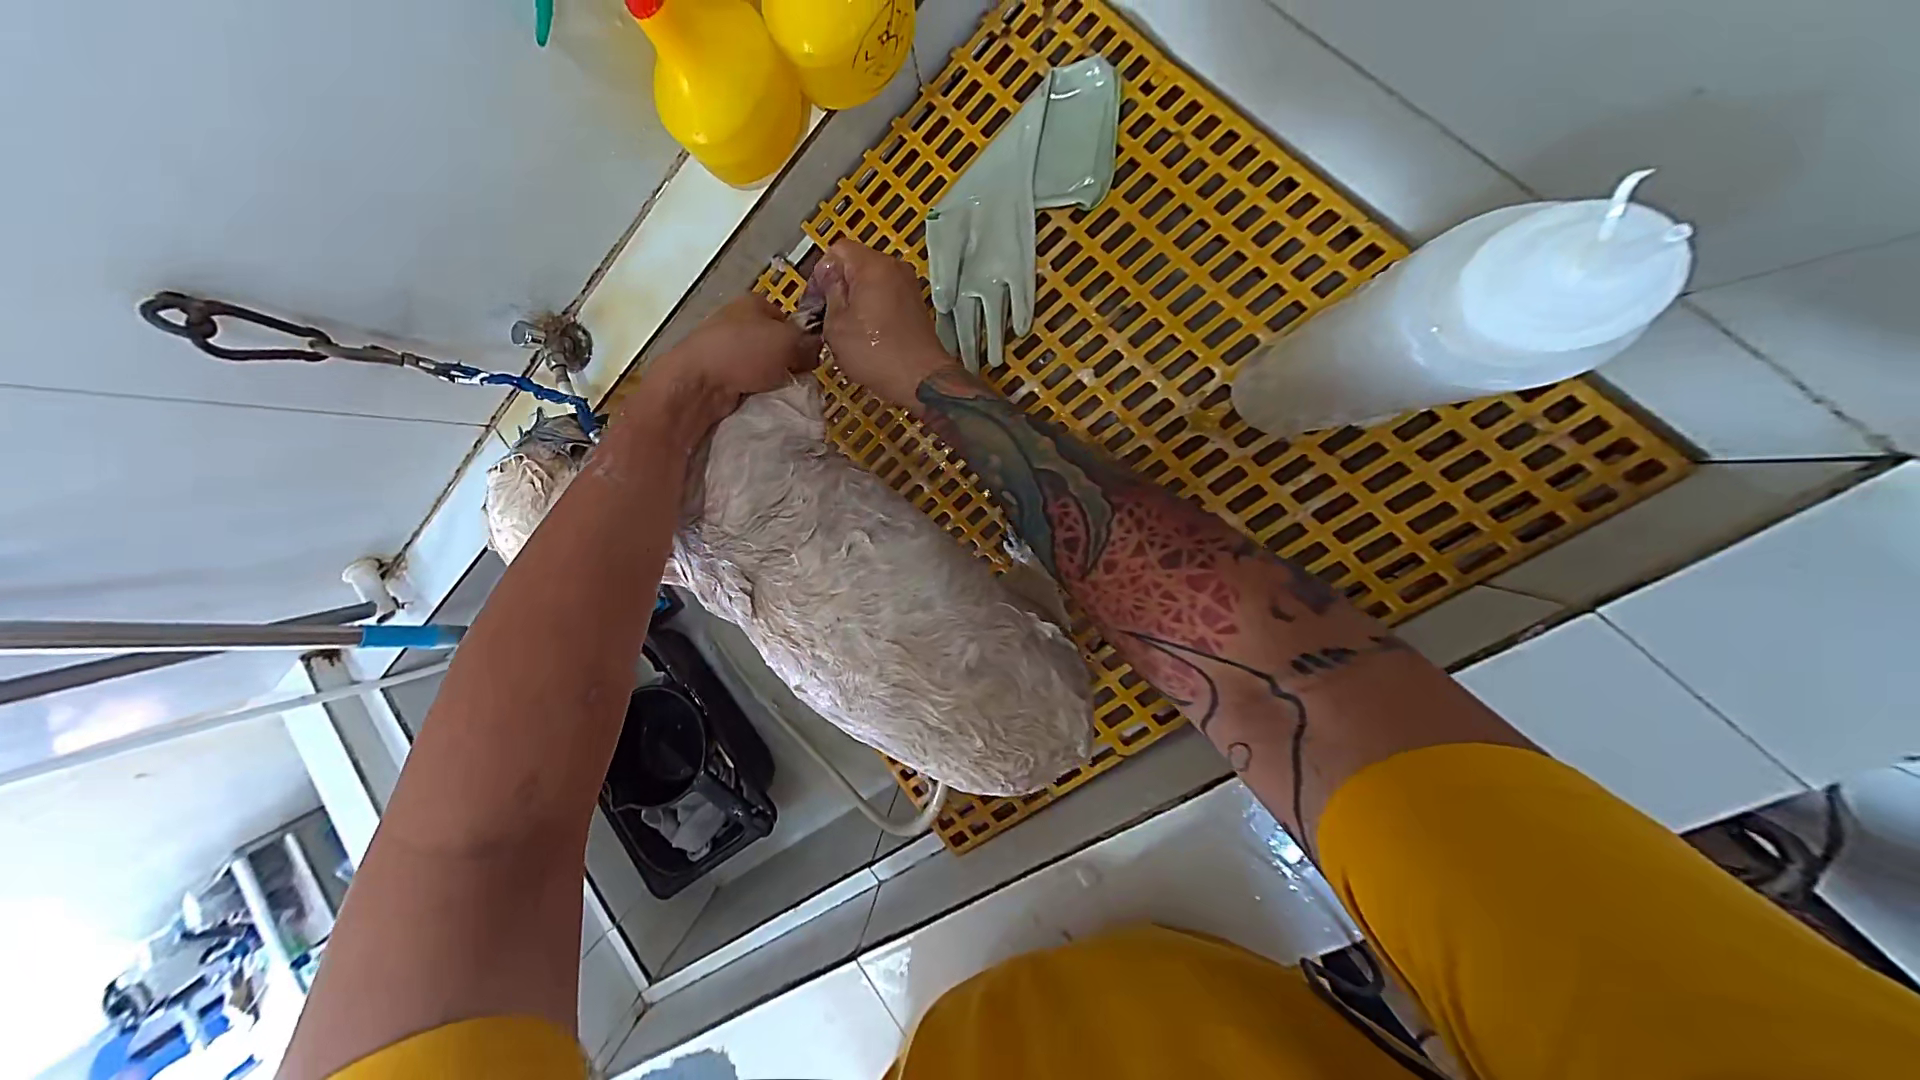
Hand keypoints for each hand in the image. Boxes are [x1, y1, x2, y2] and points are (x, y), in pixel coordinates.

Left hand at [626, 295, 820, 444]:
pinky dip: (756, 390)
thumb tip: (814, 351)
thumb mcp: (789, 341)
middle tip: (798, 377)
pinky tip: (761, 398)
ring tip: (780, 391)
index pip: (788, 317)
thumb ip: (808, 343)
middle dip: (788, 361)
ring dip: (772, 379)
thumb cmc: (744, 352)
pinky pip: (747, 381)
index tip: (810, 357)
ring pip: (762, 365)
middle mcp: (737, 321)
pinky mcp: (717, 373)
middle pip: (775, 343)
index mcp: (753, 302)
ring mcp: (724, 348)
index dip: (801, 337)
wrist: (698, 383)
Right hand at [810, 241, 962, 410]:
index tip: (816, 302)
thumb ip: (829, 292)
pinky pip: (886, 296)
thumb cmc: (875, 353)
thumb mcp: (836, 324)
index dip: (821, 273)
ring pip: (871, 282)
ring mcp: (908, 285)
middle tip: (827, 318)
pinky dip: (873, 309)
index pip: (837, 250)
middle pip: (856, 265)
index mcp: (873, 265)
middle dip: (839, 287)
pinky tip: (866, 334)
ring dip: (856, 300)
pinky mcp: (915, 304)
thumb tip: (829, 276)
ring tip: (847, 330)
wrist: (921, 379)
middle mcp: (894, 267)